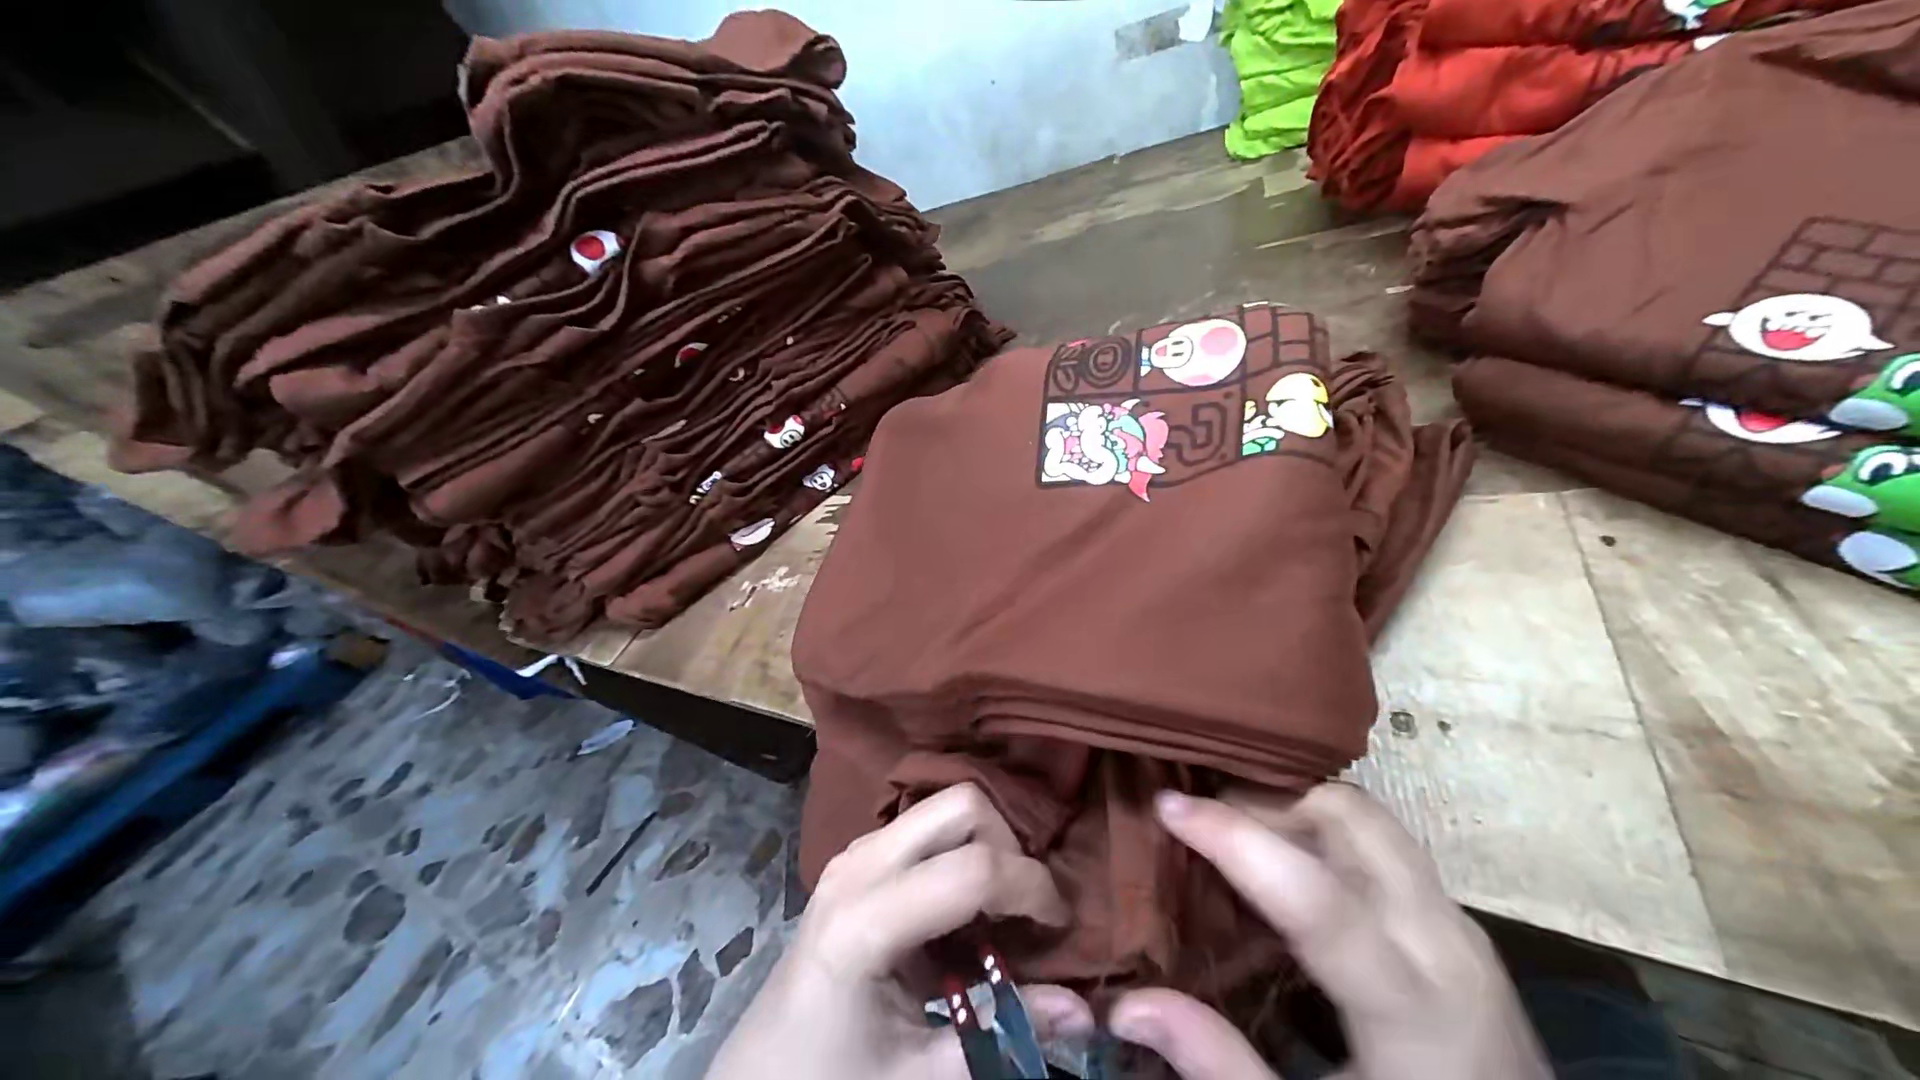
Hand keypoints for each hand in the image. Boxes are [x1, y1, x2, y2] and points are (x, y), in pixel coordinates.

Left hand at [705, 784, 1092, 1079]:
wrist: (761, 1067)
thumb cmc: (831, 1076)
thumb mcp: (918, 1075)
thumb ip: (1002, 1033)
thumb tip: (1085, 1009)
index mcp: (865, 922)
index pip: (971, 870)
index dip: (1031, 888)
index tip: (1060, 926)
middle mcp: (859, 866)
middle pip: (961, 805)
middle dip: (1009, 847)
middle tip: (1024, 910)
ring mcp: (855, 853)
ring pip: (944, 805)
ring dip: (986, 845)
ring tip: (999, 911)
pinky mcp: (858, 857)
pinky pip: (925, 826)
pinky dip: (961, 850)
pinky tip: (963, 908)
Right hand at [1109, 784, 1551, 1079]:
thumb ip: (1220, 1066)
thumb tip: (1126, 1005)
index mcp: (1416, 1011)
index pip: (1318, 898)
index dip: (1235, 841)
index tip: (1167, 804)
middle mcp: (1446, 946)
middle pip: (1354, 821)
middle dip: (1268, 798)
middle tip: (1201, 814)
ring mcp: (1459, 928)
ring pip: (1370, 819)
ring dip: (1293, 804)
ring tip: (1231, 827)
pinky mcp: (1457, 926)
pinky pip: (1382, 844)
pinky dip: (1321, 828)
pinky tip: (1282, 858)